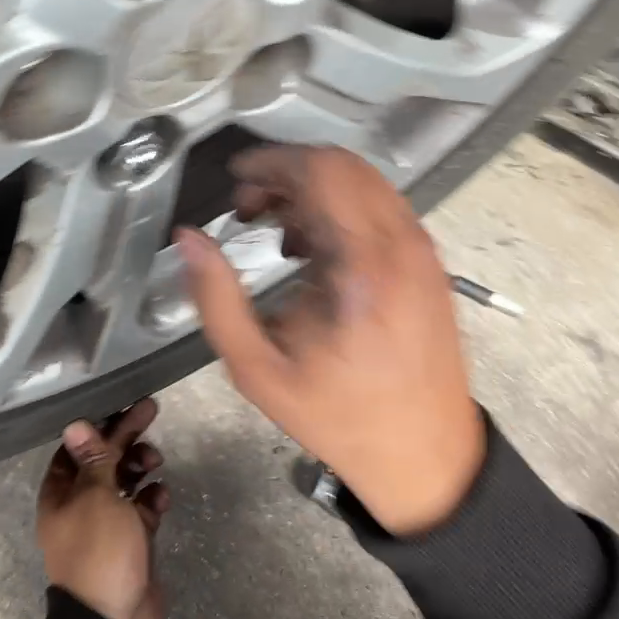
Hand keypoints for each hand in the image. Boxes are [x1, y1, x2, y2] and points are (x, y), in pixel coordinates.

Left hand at [37, 398, 171, 618]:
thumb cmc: (99, 552)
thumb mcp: (96, 499)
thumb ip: (93, 461)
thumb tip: (75, 424)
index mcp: (59, 494)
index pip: (76, 447)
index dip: (98, 425)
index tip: (122, 403)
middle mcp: (79, 505)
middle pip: (103, 461)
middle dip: (125, 437)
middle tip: (152, 411)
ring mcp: (106, 525)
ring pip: (123, 483)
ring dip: (139, 466)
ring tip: (155, 461)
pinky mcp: (131, 542)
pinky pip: (141, 510)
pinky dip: (151, 499)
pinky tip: (162, 496)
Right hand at [177, 146, 484, 535]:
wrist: (425, 456)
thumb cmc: (338, 416)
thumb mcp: (257, 369)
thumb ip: (215, 298)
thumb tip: (189, 239)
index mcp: (363, 267)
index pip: (321, 172)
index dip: (271, 162)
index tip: (235, 180)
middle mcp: (402, 245)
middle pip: (342, 166)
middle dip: (286, 172)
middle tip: (247, 207)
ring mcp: (423, 251)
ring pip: (363, 182)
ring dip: (312, 190)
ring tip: (275, 231)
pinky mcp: (429, 263)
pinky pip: (381, 208)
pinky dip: (340, 210)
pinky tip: (311, 249)